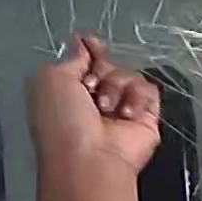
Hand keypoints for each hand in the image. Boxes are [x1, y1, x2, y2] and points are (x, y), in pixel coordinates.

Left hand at [27, 33, 160, 176]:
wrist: (91, 158)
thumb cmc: (63, 121)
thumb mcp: (51, 77)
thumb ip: (71, 56)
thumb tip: (83, 42)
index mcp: (70, 90)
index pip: (87, 60)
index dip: (90, 50)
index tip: (91, 45)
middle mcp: (97, 100)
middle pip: (110, 66)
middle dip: (103, 71)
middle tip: (94, 88)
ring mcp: (123, 110)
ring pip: (130, 76)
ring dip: (118, 86)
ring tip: (108, 108)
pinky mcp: (146, 119)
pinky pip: (149, 91)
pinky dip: (139, 97)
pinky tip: (127, 114)